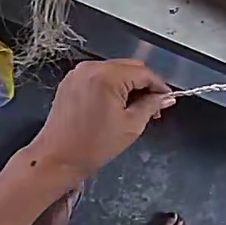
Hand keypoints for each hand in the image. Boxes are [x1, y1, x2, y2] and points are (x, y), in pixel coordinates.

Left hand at [21, 59, 173, 181]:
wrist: (58, 157)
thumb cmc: (93, 145)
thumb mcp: (131, 125)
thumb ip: (151, 106)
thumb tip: (165, 97)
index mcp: (107, 77)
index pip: (143, 72)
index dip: (159, 86)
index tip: (167, 98)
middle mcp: (91, 68)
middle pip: (129, 67)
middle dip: (144, 84)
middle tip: (154, 106)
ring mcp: (78, 73)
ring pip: (115, 70)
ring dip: (129, 84)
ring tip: (136, 108)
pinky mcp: (71, 81)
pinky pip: (99, 76)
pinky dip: (112, 85)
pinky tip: (117, 104)